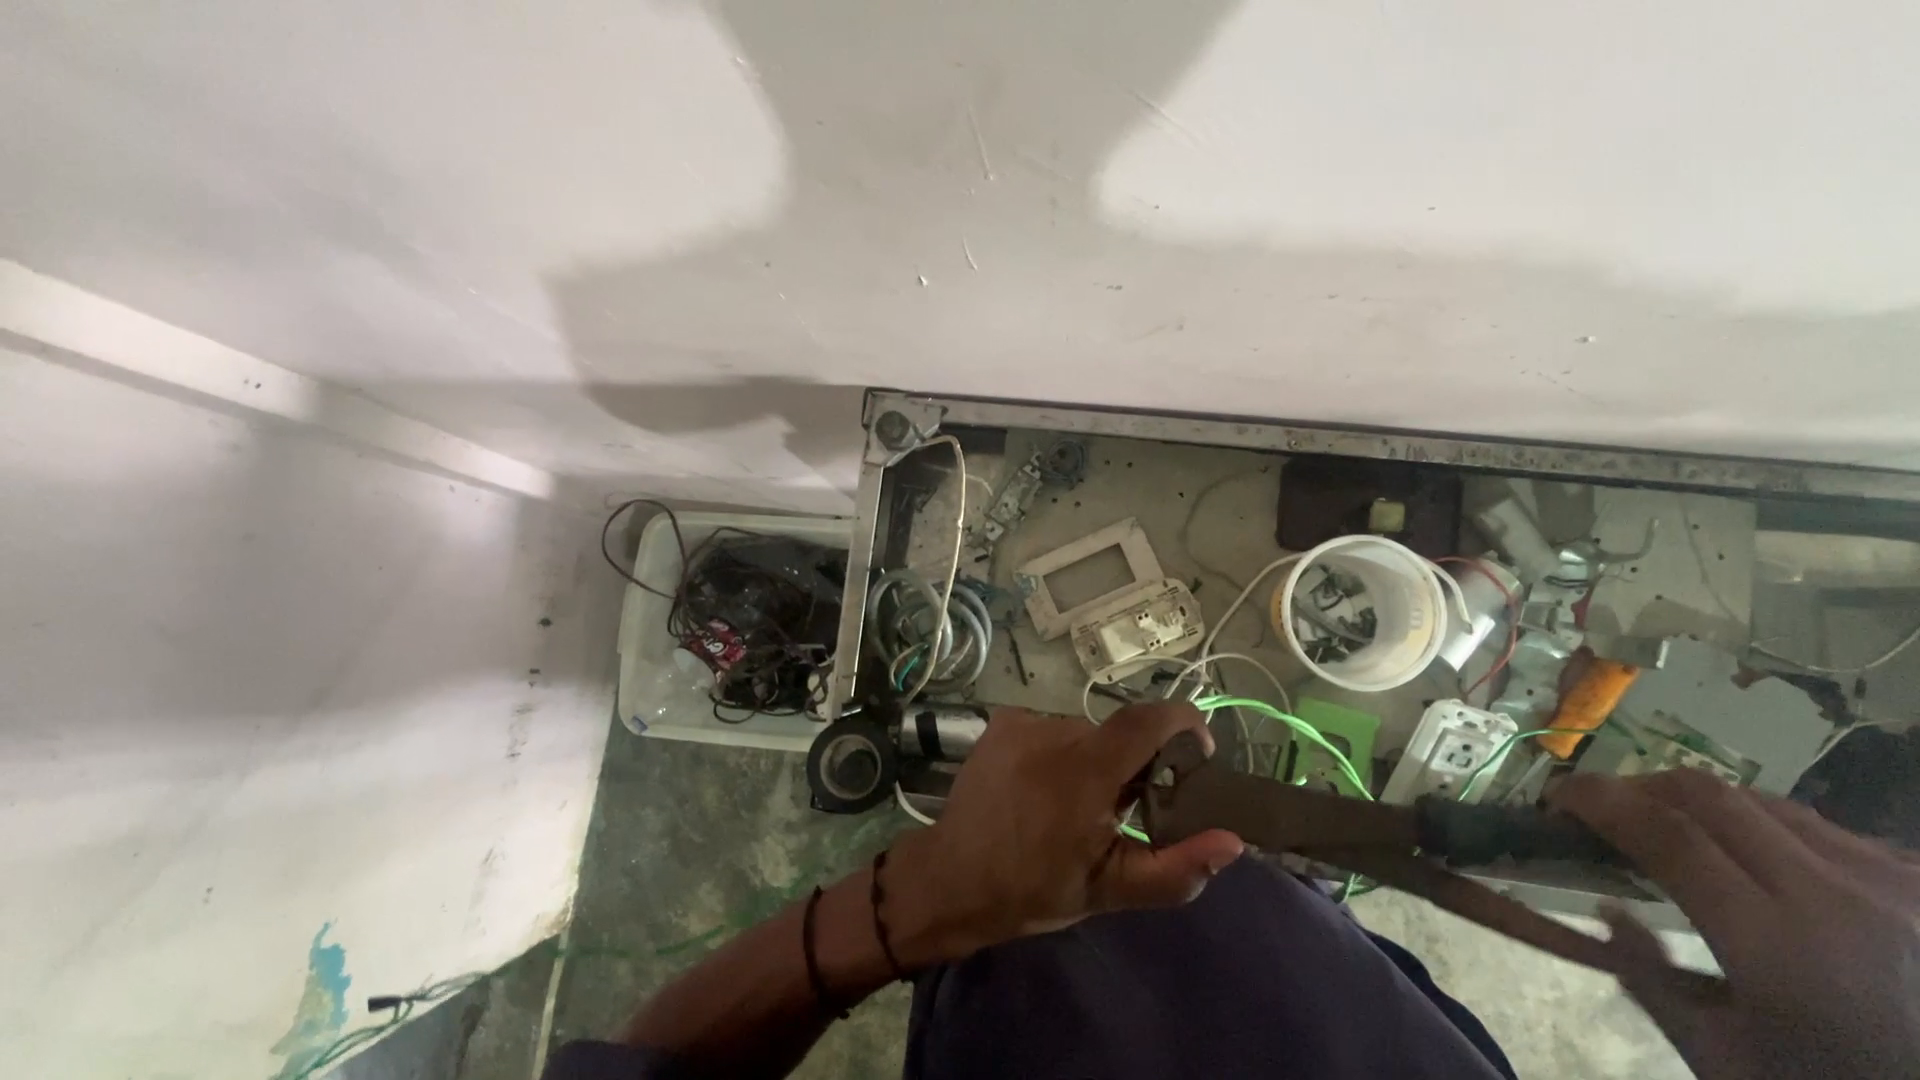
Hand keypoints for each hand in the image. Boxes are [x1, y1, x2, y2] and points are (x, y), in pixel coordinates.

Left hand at [882, 702, 1243, 966]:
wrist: (951, 879)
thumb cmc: (1033, 889)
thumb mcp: (1110, 890)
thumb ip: (1177, 868)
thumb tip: (1232, 842)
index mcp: (1085, 770)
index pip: (1149, 719)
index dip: (1184, 725)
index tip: (1199, 754)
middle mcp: (1055, 732)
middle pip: (1120, 732)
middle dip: (1136, 762)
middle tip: (1128, 807)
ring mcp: (1023, 722)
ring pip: (1086, 732)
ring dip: (1097, 760)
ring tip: (1078, 804)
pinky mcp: (1003, 723)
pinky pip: (1053, 730)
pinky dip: (1063, 753)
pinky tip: (1046, 789)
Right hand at [1556, 769, 1919, 1078]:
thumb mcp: (1722, 1059)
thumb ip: (1651, 980)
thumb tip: (1606, 912)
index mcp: (1774, 943)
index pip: (1666, 834)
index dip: (1599, 800)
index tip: (1556, 796)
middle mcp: (1833, 894)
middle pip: (1709, 796)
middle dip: (1637, 787)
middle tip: (1601, 805)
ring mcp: (1890, 882)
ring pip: (1764, 801)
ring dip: (1697, 802)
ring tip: (1669, 826)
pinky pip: (1823, 827)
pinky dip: (1762, 825)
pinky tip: (1754, 857)